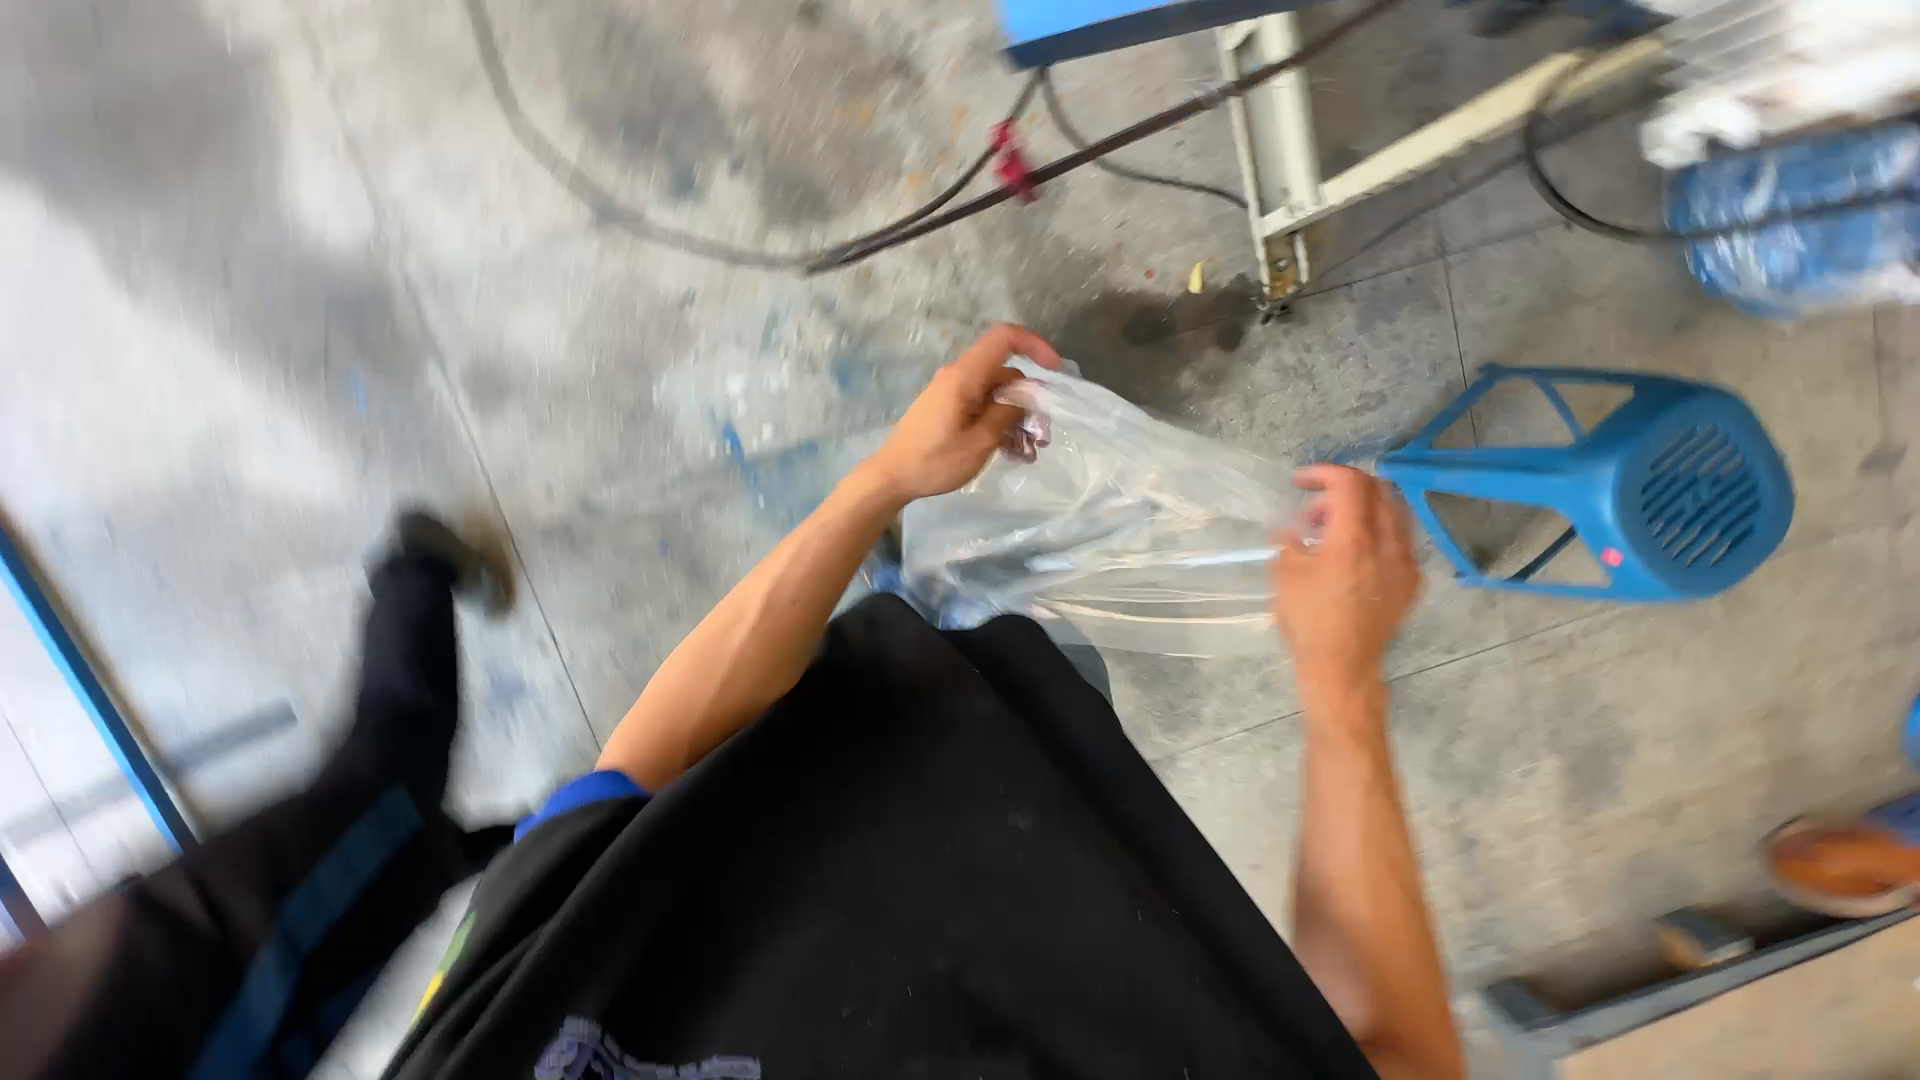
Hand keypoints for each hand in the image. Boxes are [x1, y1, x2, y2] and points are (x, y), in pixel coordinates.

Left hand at [856, 323, 1062, 501]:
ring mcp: (954, 394)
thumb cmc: (934, 460)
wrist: (892, 478)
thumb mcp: (980, 441)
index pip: (1004, 338)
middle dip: (1030, 403)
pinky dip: (1000, 426)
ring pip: (998, 396)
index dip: (1035, 345)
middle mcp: (959, 378)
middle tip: (1042, 438)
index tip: (1055, 371)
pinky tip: (1012, 454)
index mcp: (964, 376)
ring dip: (1017, 421)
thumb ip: (1008, 413)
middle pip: (1006, 375)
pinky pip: (983, 409)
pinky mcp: (950, 410)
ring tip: (1029, 453)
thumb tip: (1029, 395)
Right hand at [1271, 465, 1420, 699]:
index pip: (1349, 483)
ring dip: (1363, 508)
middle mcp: (1387, 544)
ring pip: (1395, 512)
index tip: (1300, 482)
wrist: (1342, 666)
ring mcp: (1406, 563)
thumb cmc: (1308, 621)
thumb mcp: (1284, 574)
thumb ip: (1290, 539)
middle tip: (1314, 510)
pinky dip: (1378, 531)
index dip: (1323, 472)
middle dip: (1343, 488)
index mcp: (1353, 539)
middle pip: (1378, 490)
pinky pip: (1401, 539)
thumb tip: (1295, 528)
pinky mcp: (1412, 581)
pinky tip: (1355, 554)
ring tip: (1333, 531)